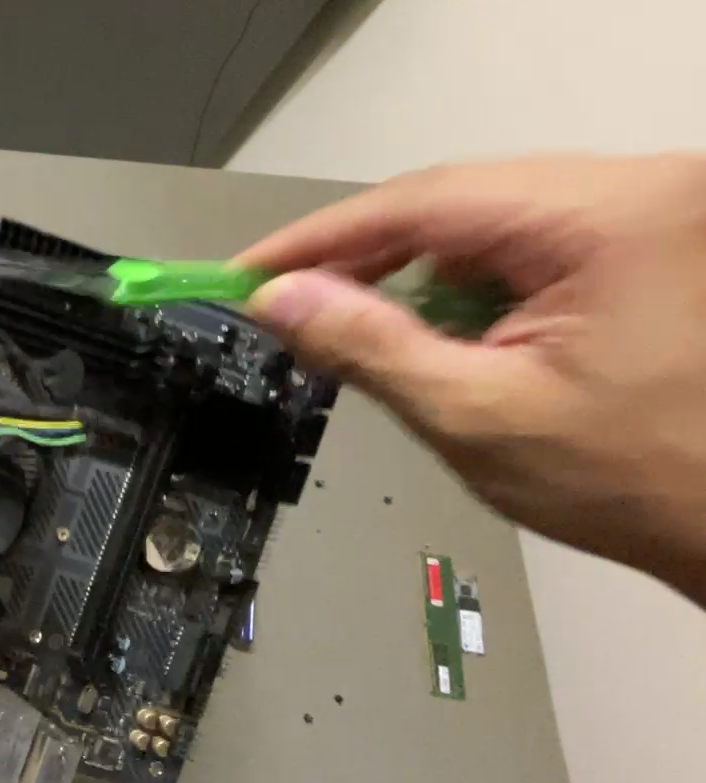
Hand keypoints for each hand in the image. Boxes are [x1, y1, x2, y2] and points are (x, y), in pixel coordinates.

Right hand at [238, 155, 705, 601]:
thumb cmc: (626, 476)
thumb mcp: (471, 412)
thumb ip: (366, 345)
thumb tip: (275, 299)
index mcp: (619, 218)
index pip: (429, 199)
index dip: (320, 235)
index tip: (244, 272)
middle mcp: (648, 190)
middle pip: (456, 199)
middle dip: (355, 251)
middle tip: (277, 299)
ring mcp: (653, 214)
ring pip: (482, 219)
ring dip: (401, 268)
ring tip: (337, 319)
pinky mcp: (648, 244)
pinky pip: (518, 242)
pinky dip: (451, 281)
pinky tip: (417, 324)